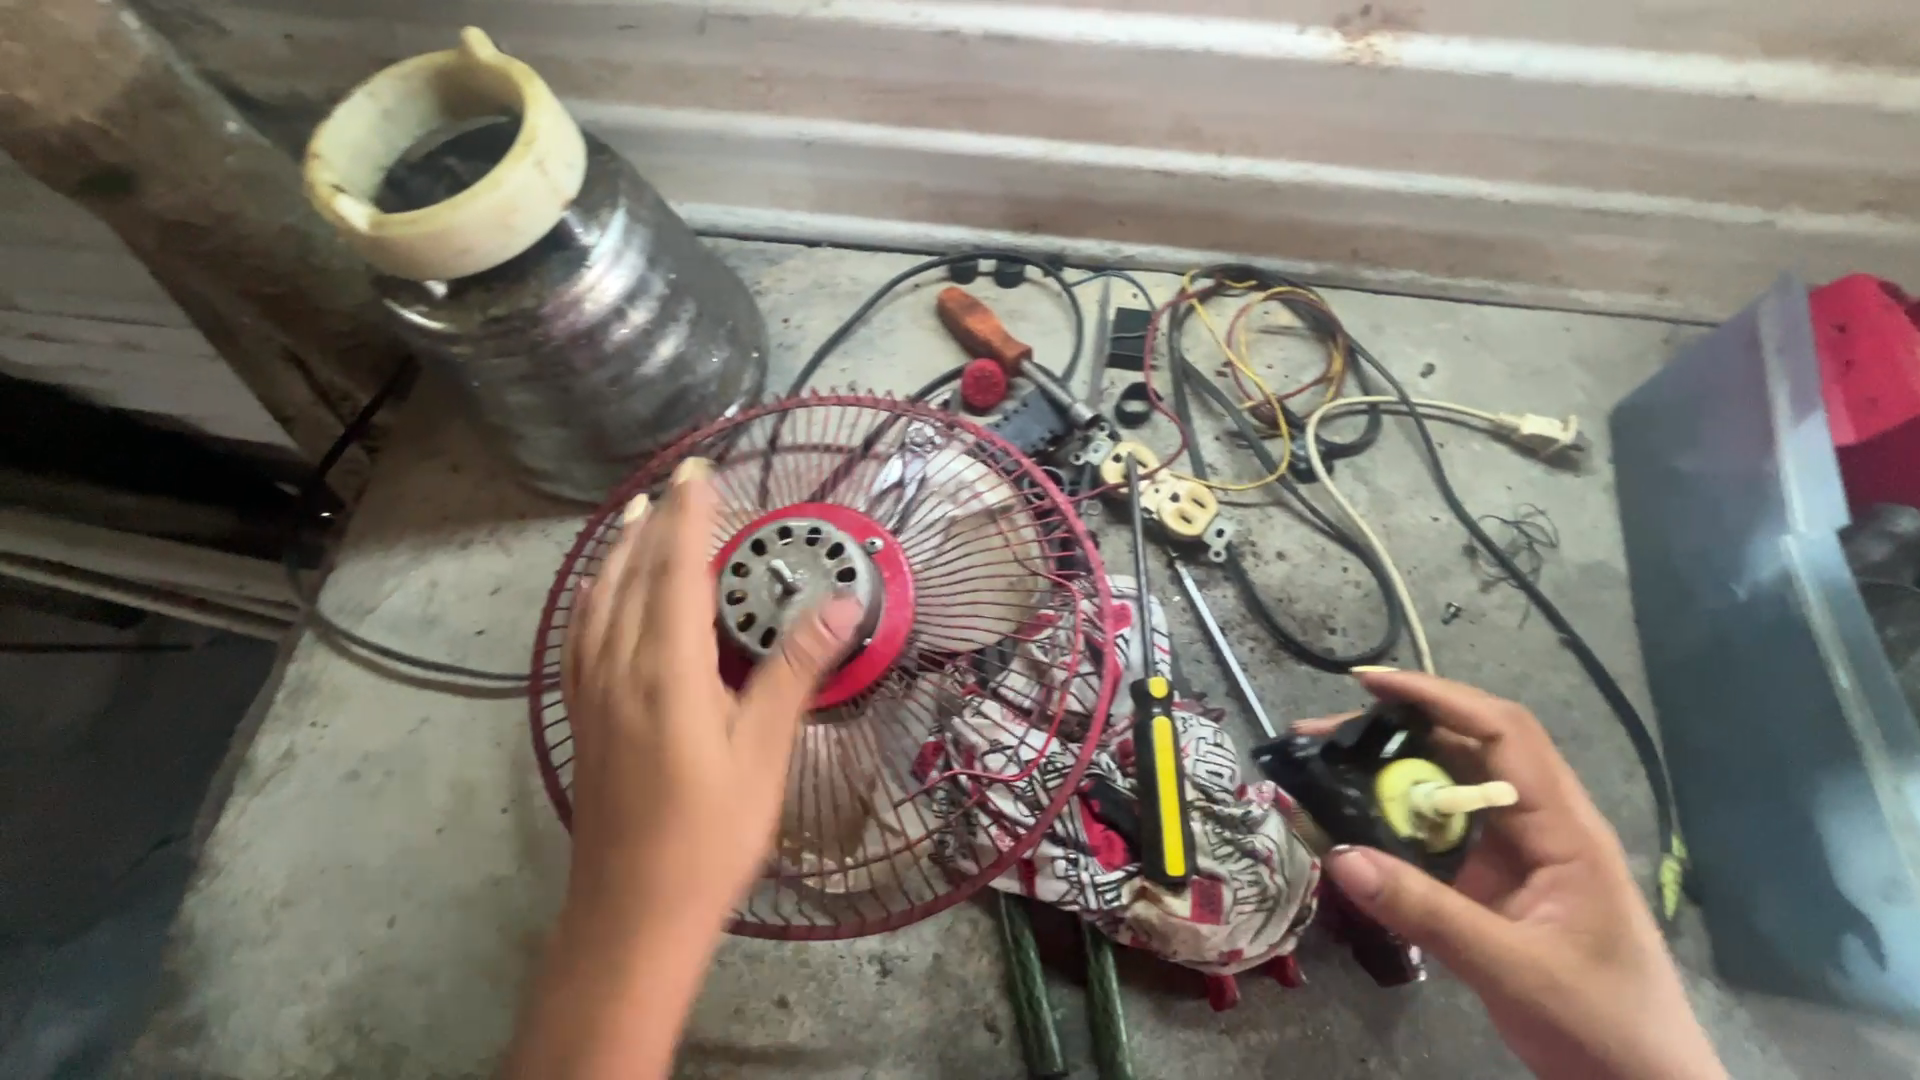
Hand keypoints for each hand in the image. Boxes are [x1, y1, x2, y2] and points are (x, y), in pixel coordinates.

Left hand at [507, 457, 863, 1079]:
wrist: (635, 911)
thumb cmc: (711, 832)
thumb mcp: (765, 750)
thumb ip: (795, 670)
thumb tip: (841, 605)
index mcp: (667, 669)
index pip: (676, 571)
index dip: (689, 517)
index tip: (700, 473)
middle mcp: (619, 667)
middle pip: (633, 576)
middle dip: (656, 523)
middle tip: (676, 481)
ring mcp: (592, 692)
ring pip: (598, 601)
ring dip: (618, 552)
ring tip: (633, 519)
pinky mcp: (583, 716)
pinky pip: (581, 634)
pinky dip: (593, 595)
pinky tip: (599, 596)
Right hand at [1314, 670, 1725, 1079]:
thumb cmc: (1605, 1027)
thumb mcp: (1515, 971)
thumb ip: (1428, 913)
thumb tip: (1340, 857)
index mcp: (1565, 828)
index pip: (1502, 734)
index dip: (1438, 698)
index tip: (1371, 684)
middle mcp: (1538, 825)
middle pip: (1463, 750)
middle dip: (1391, 731)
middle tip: (1320, 736)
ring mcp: (1514, 852)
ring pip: (1444, 788)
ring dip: (1384, 772)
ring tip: (1321, 768)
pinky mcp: (1492, 880)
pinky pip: (1435, 832)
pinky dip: (1390, 818)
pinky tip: (1350, 821)